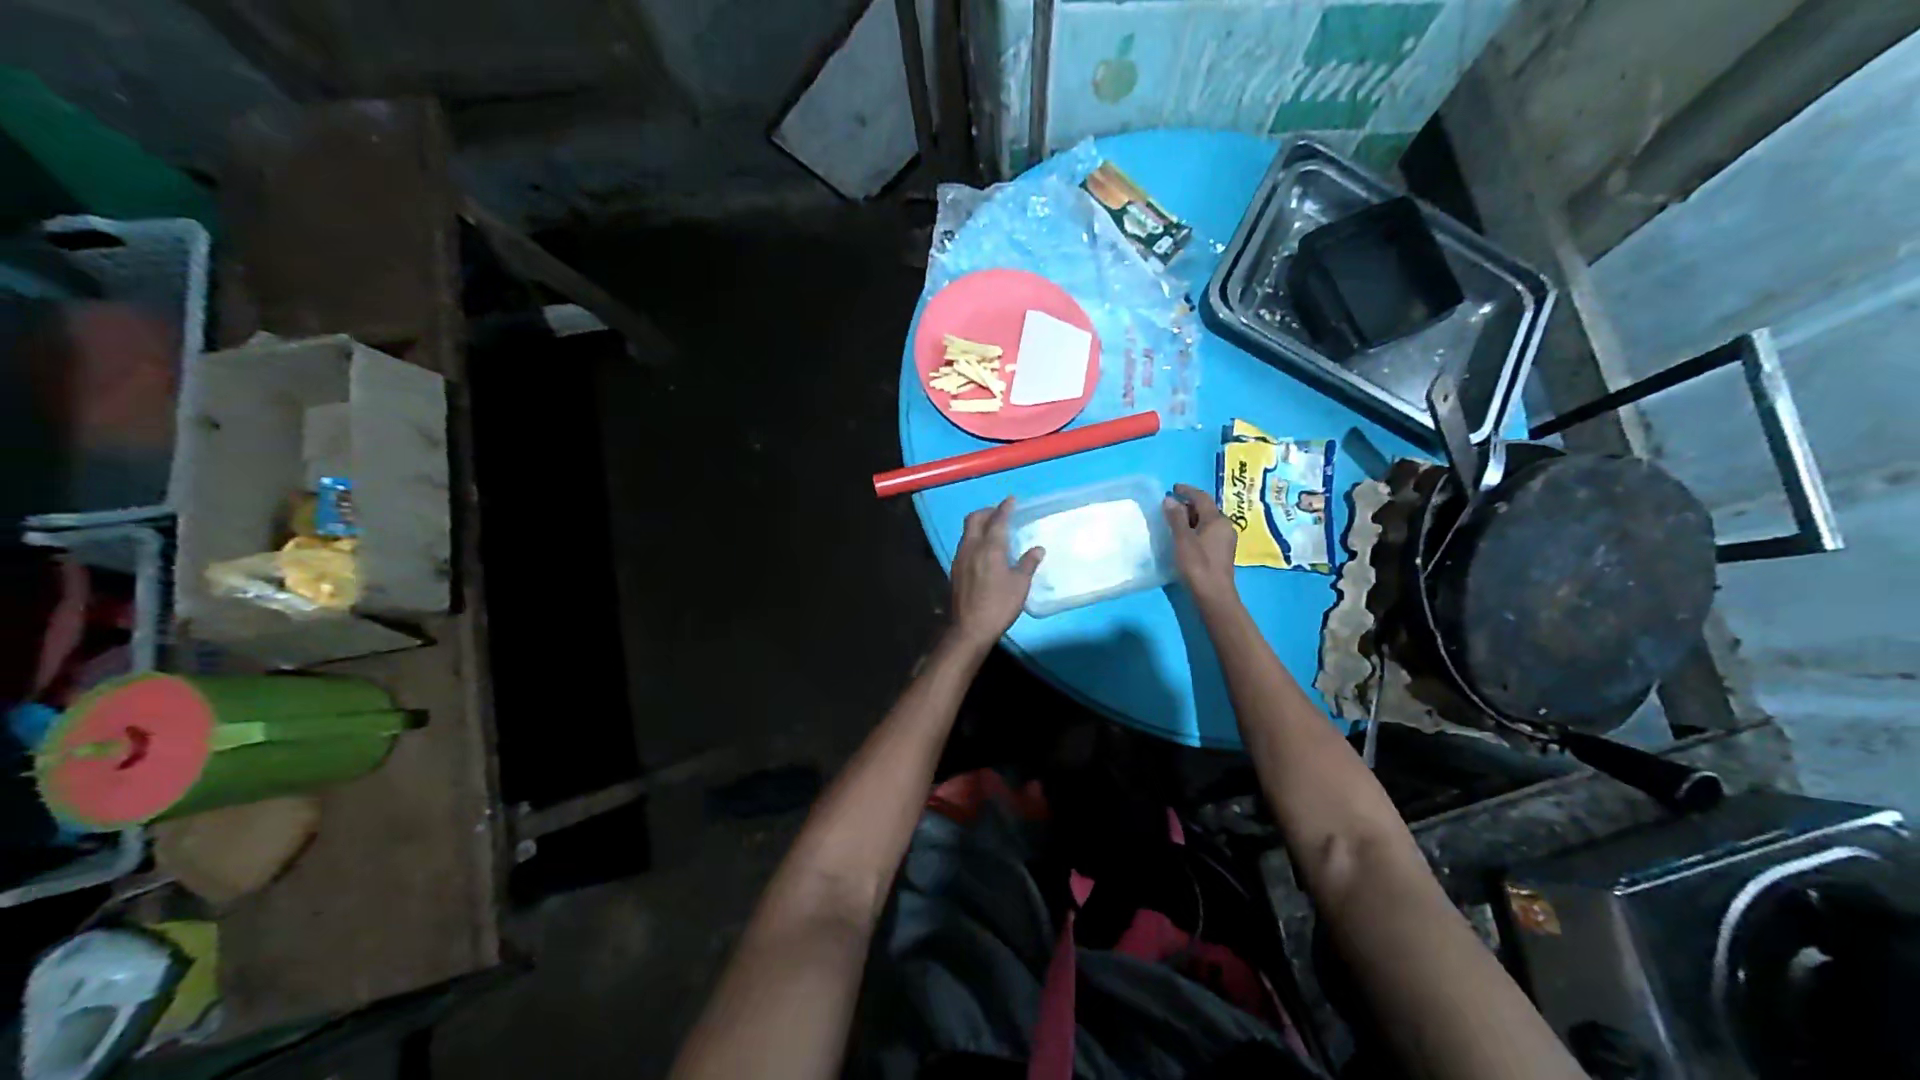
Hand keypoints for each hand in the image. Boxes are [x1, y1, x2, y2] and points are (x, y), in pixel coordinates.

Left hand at [949, 497, 1043, 650]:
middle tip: (1000, 513)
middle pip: (975, 519)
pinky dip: (974, 539)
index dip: (1005, 508)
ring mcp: (959, 558)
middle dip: (987, 511)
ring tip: (993, 530)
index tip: (1011, 500)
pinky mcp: (955, 569)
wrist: (969, 628)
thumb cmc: (998, 605)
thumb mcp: (1020, 585)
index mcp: (989, 548)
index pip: (997, 520)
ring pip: (967, 532)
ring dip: (979, 525)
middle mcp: (971, 547)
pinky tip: (983, 550)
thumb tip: (1038, 549)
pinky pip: (964, 545)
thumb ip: (1028, 564)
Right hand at [1163, 483, 1238, 604]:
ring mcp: (1225, 539)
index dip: (1187, 491)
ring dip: (1191, 517)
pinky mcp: (1222, 551)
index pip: (1202, 497)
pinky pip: (1208, 532)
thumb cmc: (1197, 564)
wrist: (1214, 594)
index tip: (1173, 488)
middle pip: (1206, 508)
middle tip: (1170, 505)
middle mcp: (1225, 526)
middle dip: (1189, 504)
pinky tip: (1184, 536)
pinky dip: (1196, 528)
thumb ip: (1176, 517)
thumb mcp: (1183, 539)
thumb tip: (1169, 499)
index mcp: (1217, 519)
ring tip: (1174, 520)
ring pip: (1207, 521)